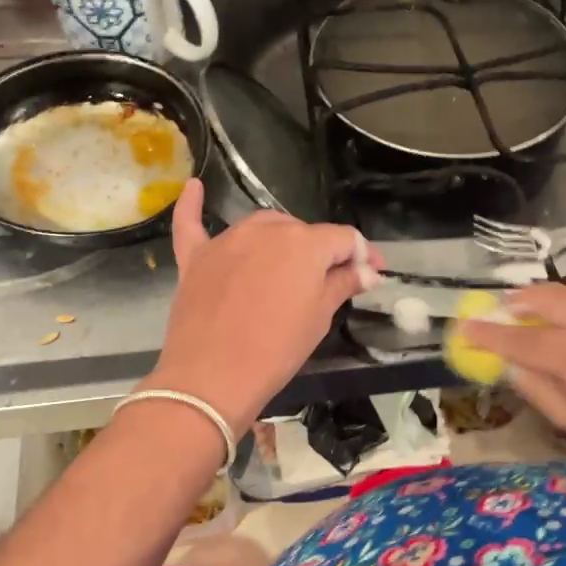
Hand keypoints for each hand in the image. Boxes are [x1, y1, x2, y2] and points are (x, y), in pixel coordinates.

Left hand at [142, 179, 381, 434]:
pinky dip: (193, 206)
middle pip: (302, 232)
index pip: (344, 239)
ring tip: (288, 269)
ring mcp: (227, 241)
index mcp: (305, 243)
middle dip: (320, 253)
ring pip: (262, 228)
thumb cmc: (276, 350)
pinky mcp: (195, 257)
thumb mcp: (319, 318)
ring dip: (279, 241)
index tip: (373, 273)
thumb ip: (342, 284)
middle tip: (330, 283)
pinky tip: (195, 186)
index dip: (362, 255)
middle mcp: (266, 229)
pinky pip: (192, 223)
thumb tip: (366, 271)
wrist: (212, 379)